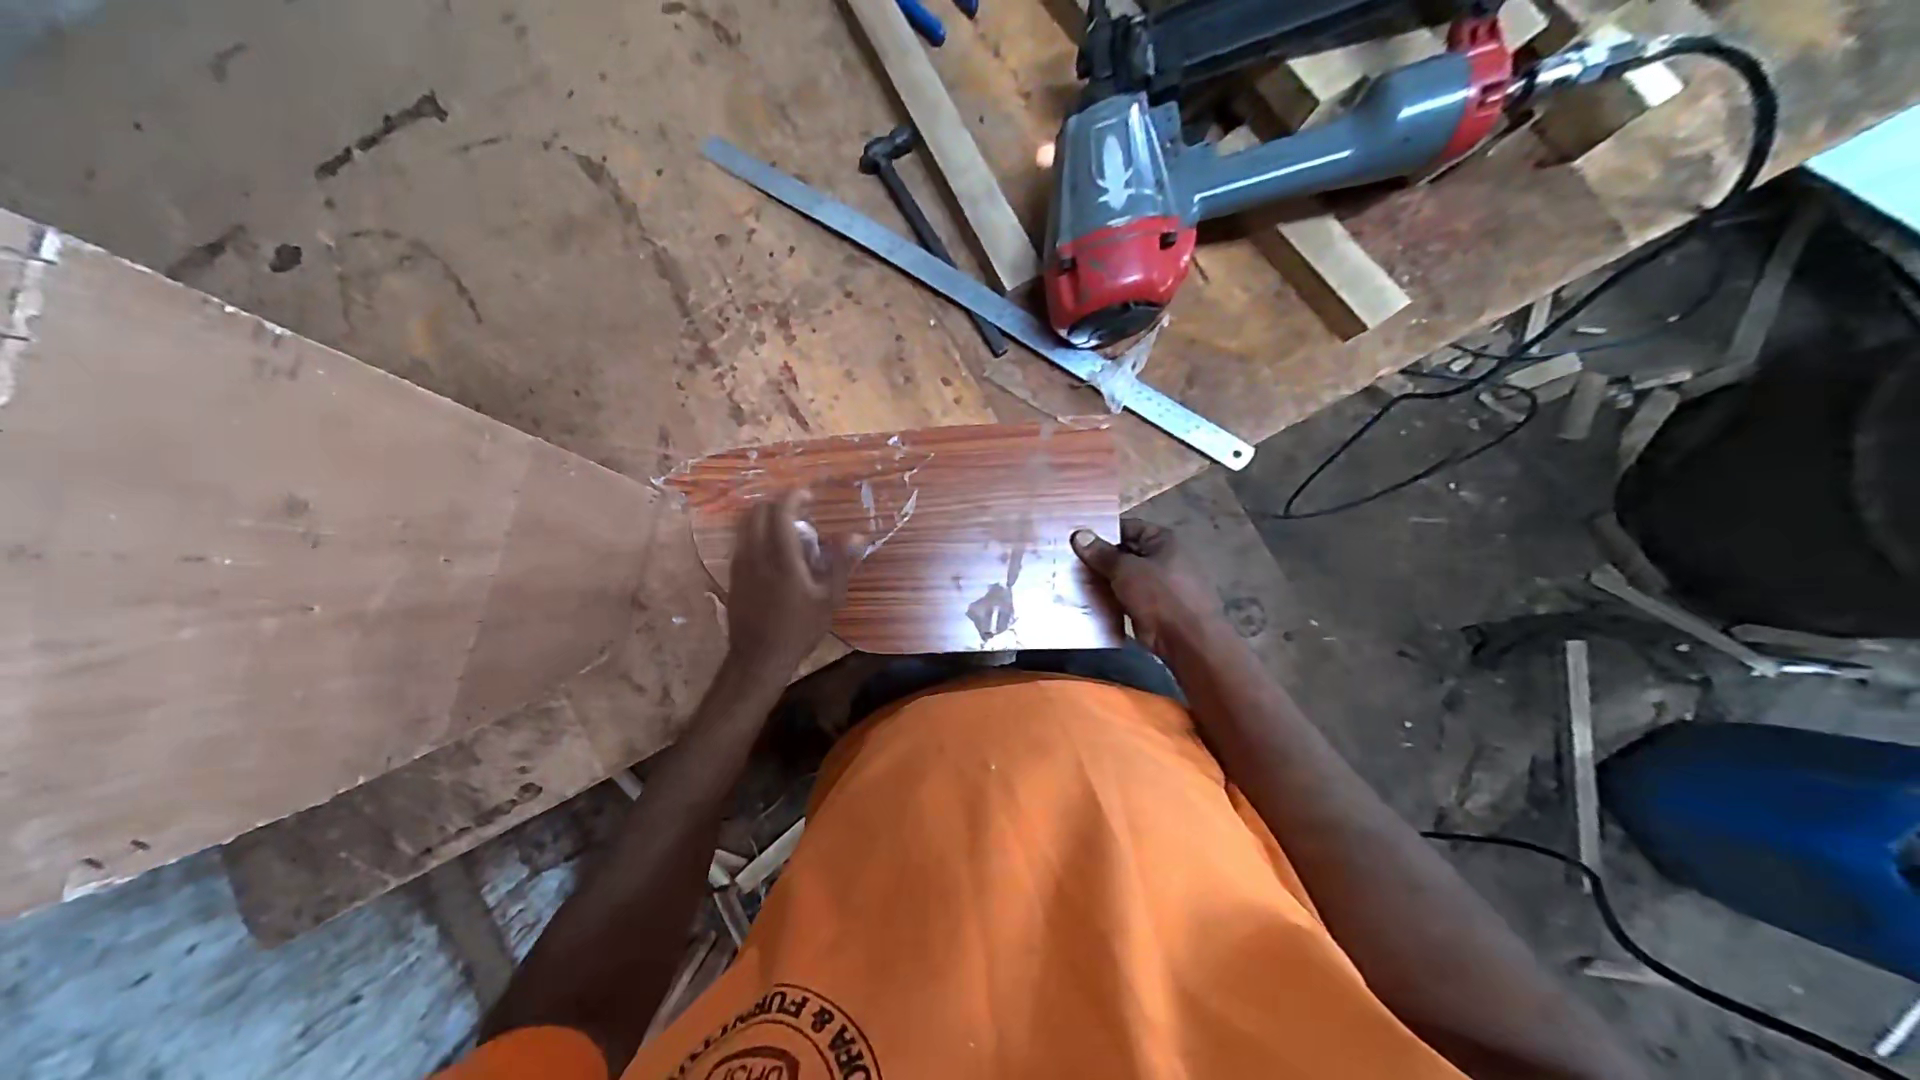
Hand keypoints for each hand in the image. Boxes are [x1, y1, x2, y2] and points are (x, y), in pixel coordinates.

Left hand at [724, 490, 863, 675]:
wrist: (758, 658)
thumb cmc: (799, 629)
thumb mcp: (829, 599)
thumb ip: (841, 563)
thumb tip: (857, 536)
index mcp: (781, 558)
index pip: (780, 512)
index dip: (793, 497)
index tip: (808, 495)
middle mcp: (755, 554)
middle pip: (757, 512)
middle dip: (777, 503)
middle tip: (798, 509)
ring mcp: (739, 564)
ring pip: (744, 525)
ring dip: (764, 516)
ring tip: (785, 525)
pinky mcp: (732, 575)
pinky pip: (741, 541)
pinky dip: (755, 532)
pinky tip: (771, 548)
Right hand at [1071, 519, 1222, 657]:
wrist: (1186, 639)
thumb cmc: (1159, 595)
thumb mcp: (1126, 569)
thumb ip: (1101, 553)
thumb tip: (1078, 534)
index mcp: (1162, 541)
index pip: (1127, 527)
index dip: (1102, 532)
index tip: (1075, 538)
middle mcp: (1162, 559)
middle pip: (1124, 553)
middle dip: (1099, 558)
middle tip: (1067, 559)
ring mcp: (1157, 585)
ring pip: (1123, 577)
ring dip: (1102, 580)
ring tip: (1070, 579)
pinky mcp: (1151, 607)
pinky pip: (1125, 597)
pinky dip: (1109, 598)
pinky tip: (1086, 600)